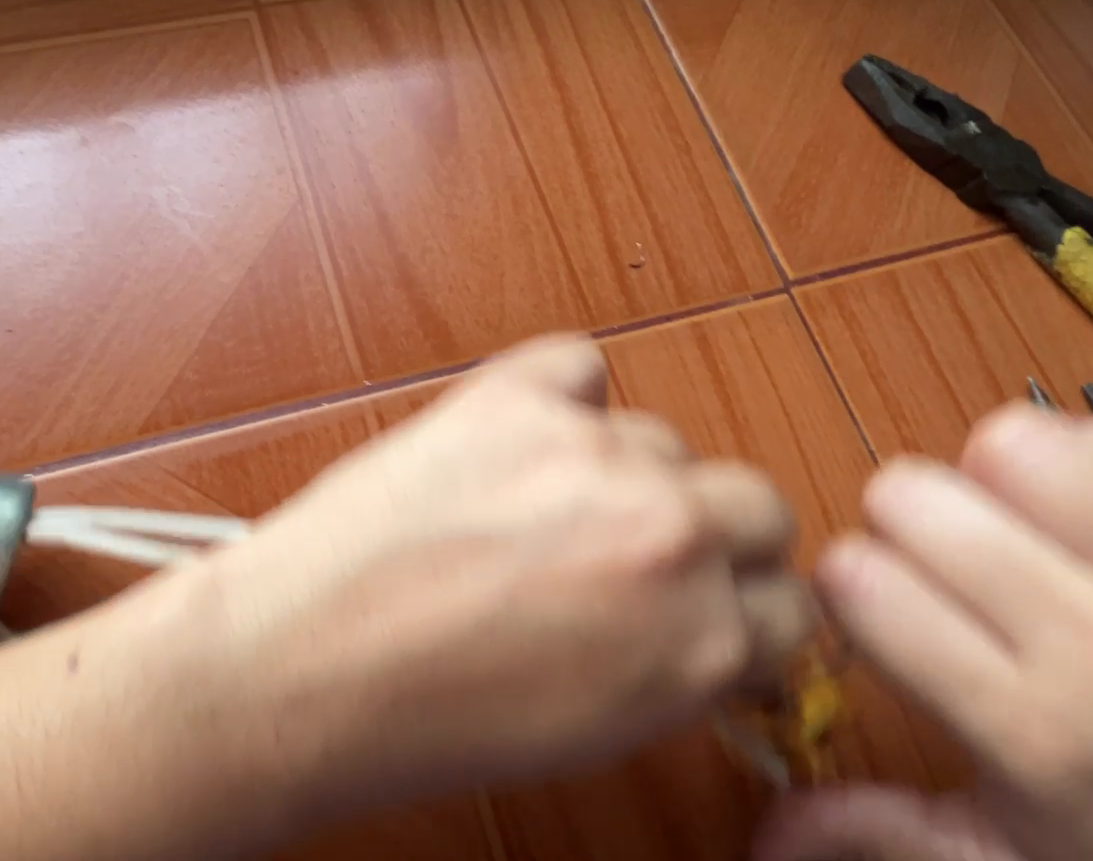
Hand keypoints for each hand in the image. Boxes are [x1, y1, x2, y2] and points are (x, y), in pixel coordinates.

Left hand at [158, 334, 810, 818]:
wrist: (304, 662)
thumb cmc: (423, 713)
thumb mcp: (594, 724)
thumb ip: (674, 661)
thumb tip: (703, 618)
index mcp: (700, 644)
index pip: (789, 604)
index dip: (742, 602)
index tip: (709, 593)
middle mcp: (666, 537)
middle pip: (751, 503)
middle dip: (704, 530)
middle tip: (632, 540)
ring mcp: (590, 456)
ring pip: (658, 439)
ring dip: (616, 468)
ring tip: (538, 503)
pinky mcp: (513, 400)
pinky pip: (577, 368)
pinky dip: (560, 396)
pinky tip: (523, 438)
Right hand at [757, 406, 1092, 860]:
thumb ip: (877, 833)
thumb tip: (761, 839)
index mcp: (1035, 732)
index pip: (855, 578)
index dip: (850, 583)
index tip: (881, 607)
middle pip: (909, 494)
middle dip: (903, 521)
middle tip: (946, 565)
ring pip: (1012, 444)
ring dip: (993, 478)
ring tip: (1023, 530)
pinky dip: (1092, 469)